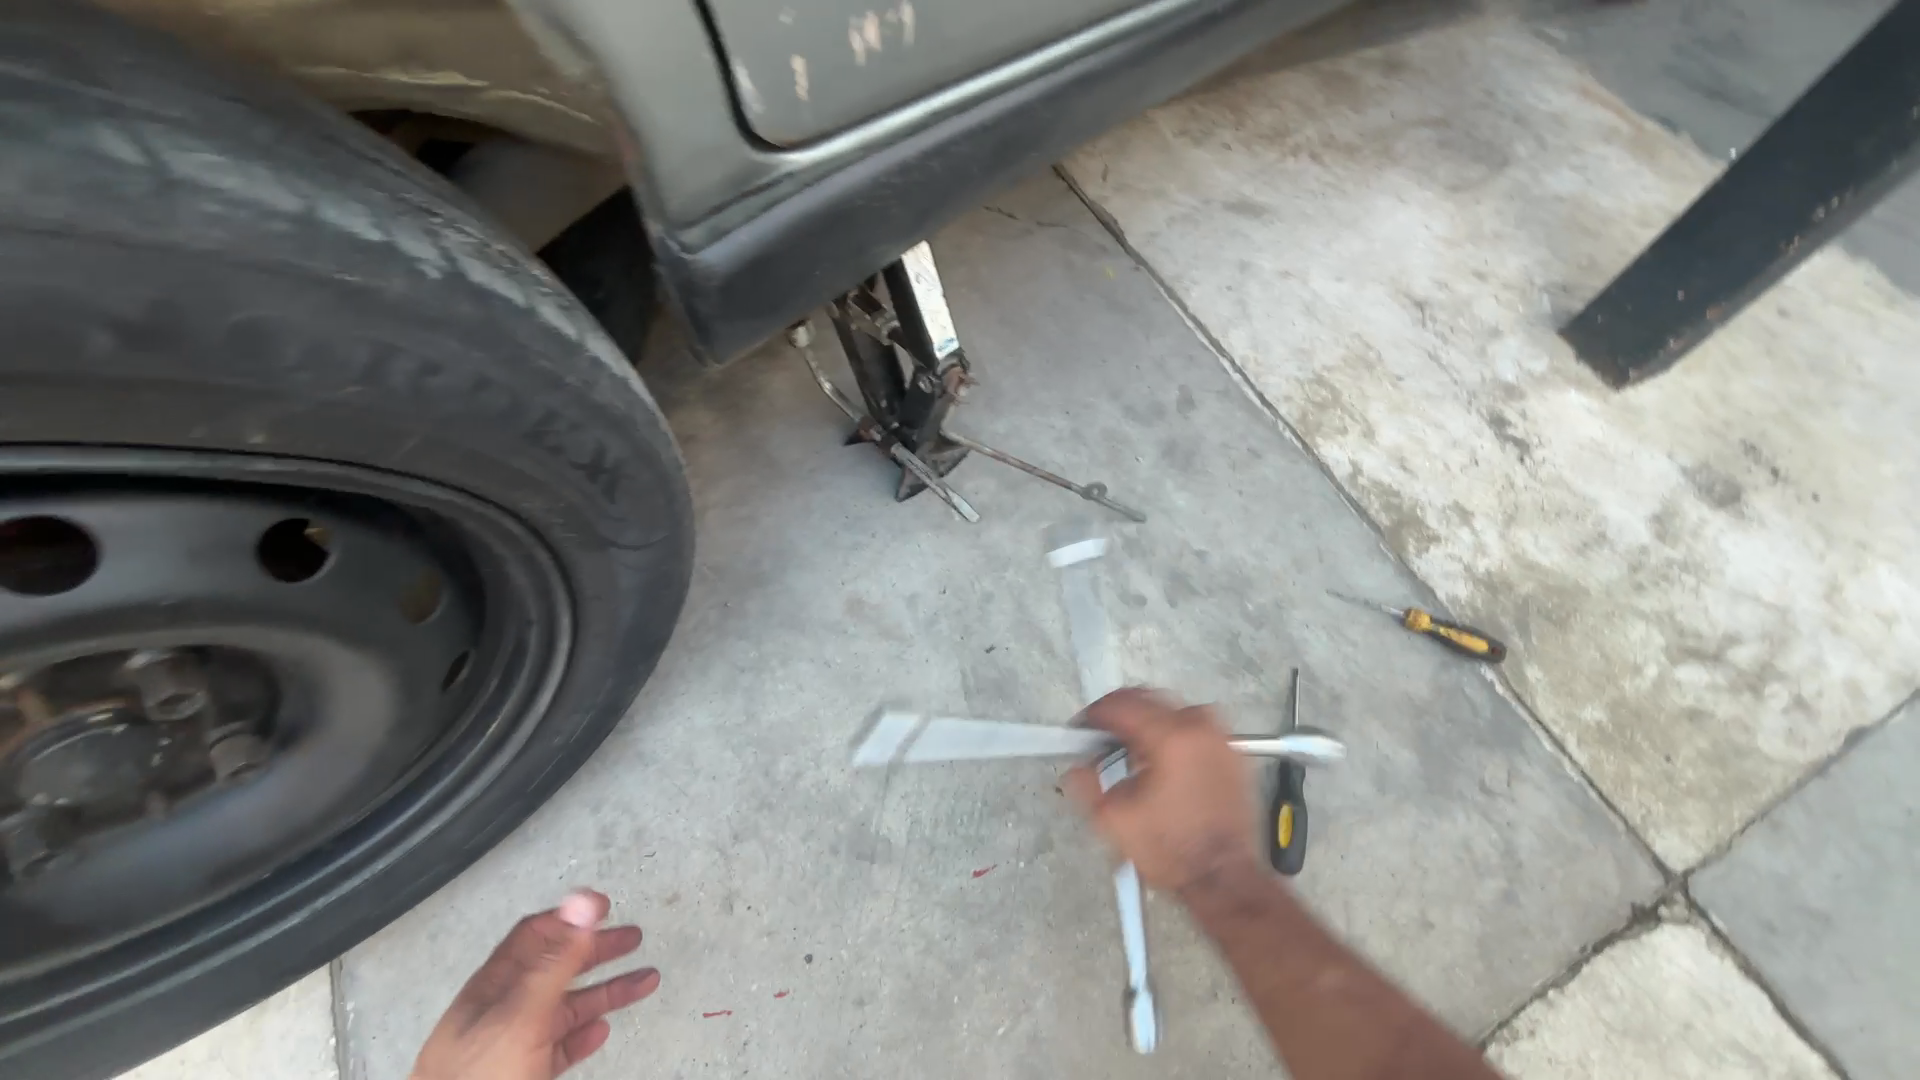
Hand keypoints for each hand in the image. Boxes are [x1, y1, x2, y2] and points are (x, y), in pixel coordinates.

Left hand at [411, 889, 660, 1079]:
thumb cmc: (481, 1078)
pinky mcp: (521, 1075)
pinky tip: (601, 1031)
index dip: (570, 918)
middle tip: (633, 939)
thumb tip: (584, 901)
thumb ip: (556, 960)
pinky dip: (582, 1035)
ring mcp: (511, 1046)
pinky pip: (557, 1047)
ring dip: (605, 992)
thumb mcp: (522, 1014)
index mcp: (494, 988)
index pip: (534, 936)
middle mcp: (502, 1011)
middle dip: (597, 950)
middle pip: (555, 968)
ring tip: (645, 982)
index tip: (605, 908)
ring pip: (565, 1008)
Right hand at [1063, 688, 1263, 893]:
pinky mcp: (1232, 753)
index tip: (1081, 731)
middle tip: (1100, 743)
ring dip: (1146, 723)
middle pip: (1146, 699)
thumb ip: (1085, 779)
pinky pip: (1194, 727)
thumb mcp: (1112, 818)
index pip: (1120, 703)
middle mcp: (1199, 728)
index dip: (1092, 716)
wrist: (1223, 878)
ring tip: (1130, 753)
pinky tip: (1160, 761)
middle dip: (1118, 718)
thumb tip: (1078, 763)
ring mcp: (1220, 738)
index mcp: (1169, 737)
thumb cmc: (1175, 851)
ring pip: (1171, 710)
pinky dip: (1172, 735)